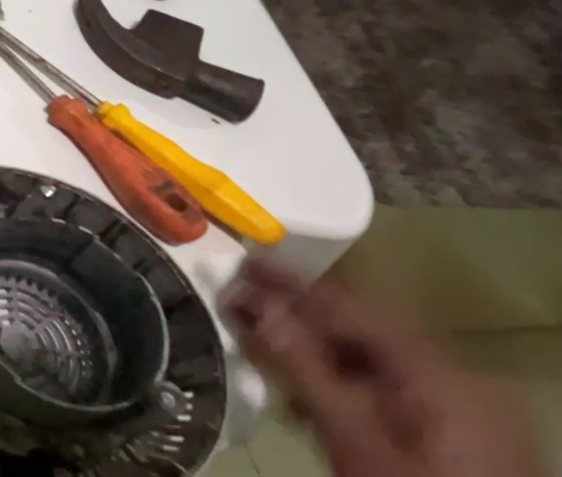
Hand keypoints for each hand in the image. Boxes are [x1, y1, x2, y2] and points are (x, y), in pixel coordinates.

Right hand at [224, 259, 542, 476]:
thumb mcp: (349, 433)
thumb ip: (300, 366)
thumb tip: (250, 304)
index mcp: (437, 371)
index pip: (354, 307)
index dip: (294, 283)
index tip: (242, 263)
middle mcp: (454, 377)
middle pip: (362, 330)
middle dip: (298, 316)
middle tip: (240, 301)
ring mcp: (459, 407)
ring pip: (371, 359)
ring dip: (314, 350)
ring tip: (260, 344)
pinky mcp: (453, 434)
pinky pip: (386, 387)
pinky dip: (341, 380)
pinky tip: (305, 395)